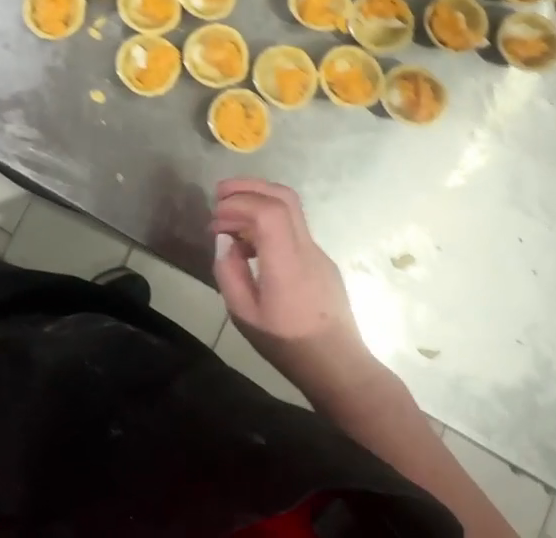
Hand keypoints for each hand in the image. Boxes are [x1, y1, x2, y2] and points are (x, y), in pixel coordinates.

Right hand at [210, 178, 376, 391]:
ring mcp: (318, 254)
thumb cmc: (288, 347)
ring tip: (229, 223)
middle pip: (284, 196)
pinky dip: (267, 223)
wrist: (340, 368)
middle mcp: (307, 250)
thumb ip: (229, 273)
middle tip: (218, 196)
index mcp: (288, 264)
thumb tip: (225, 243)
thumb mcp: (244, 315)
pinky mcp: (321, 262)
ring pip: (290, 209)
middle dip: (248, 187)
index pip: (269, 211)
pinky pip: (292, 228)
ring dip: (256, 203)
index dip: (238, 203)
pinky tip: (249, 246)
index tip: (215, 219)